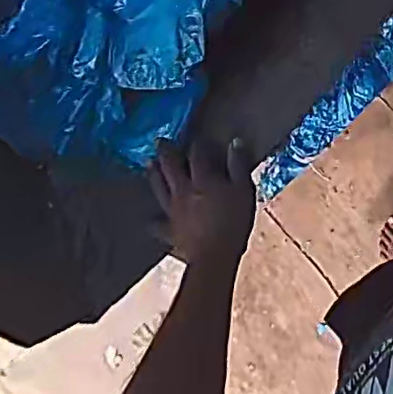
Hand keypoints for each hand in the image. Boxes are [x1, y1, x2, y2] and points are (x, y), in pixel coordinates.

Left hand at [149, 137, 256, 267]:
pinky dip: (153, 219)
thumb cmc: (234, 220)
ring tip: (148, 165)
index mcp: (203, 179)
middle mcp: (183, 191)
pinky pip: (157, 223)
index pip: (198, 155)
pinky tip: (150, 218)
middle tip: (159, 141)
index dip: (198, 144)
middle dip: (166, 153)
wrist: (215, 256)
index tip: (199, 137)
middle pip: (171, 168)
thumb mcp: (244, 188)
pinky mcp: (169, 231)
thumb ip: (238, 165)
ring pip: (159, 189)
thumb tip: (234, 141)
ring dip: (153, 175)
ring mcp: (172, 212)